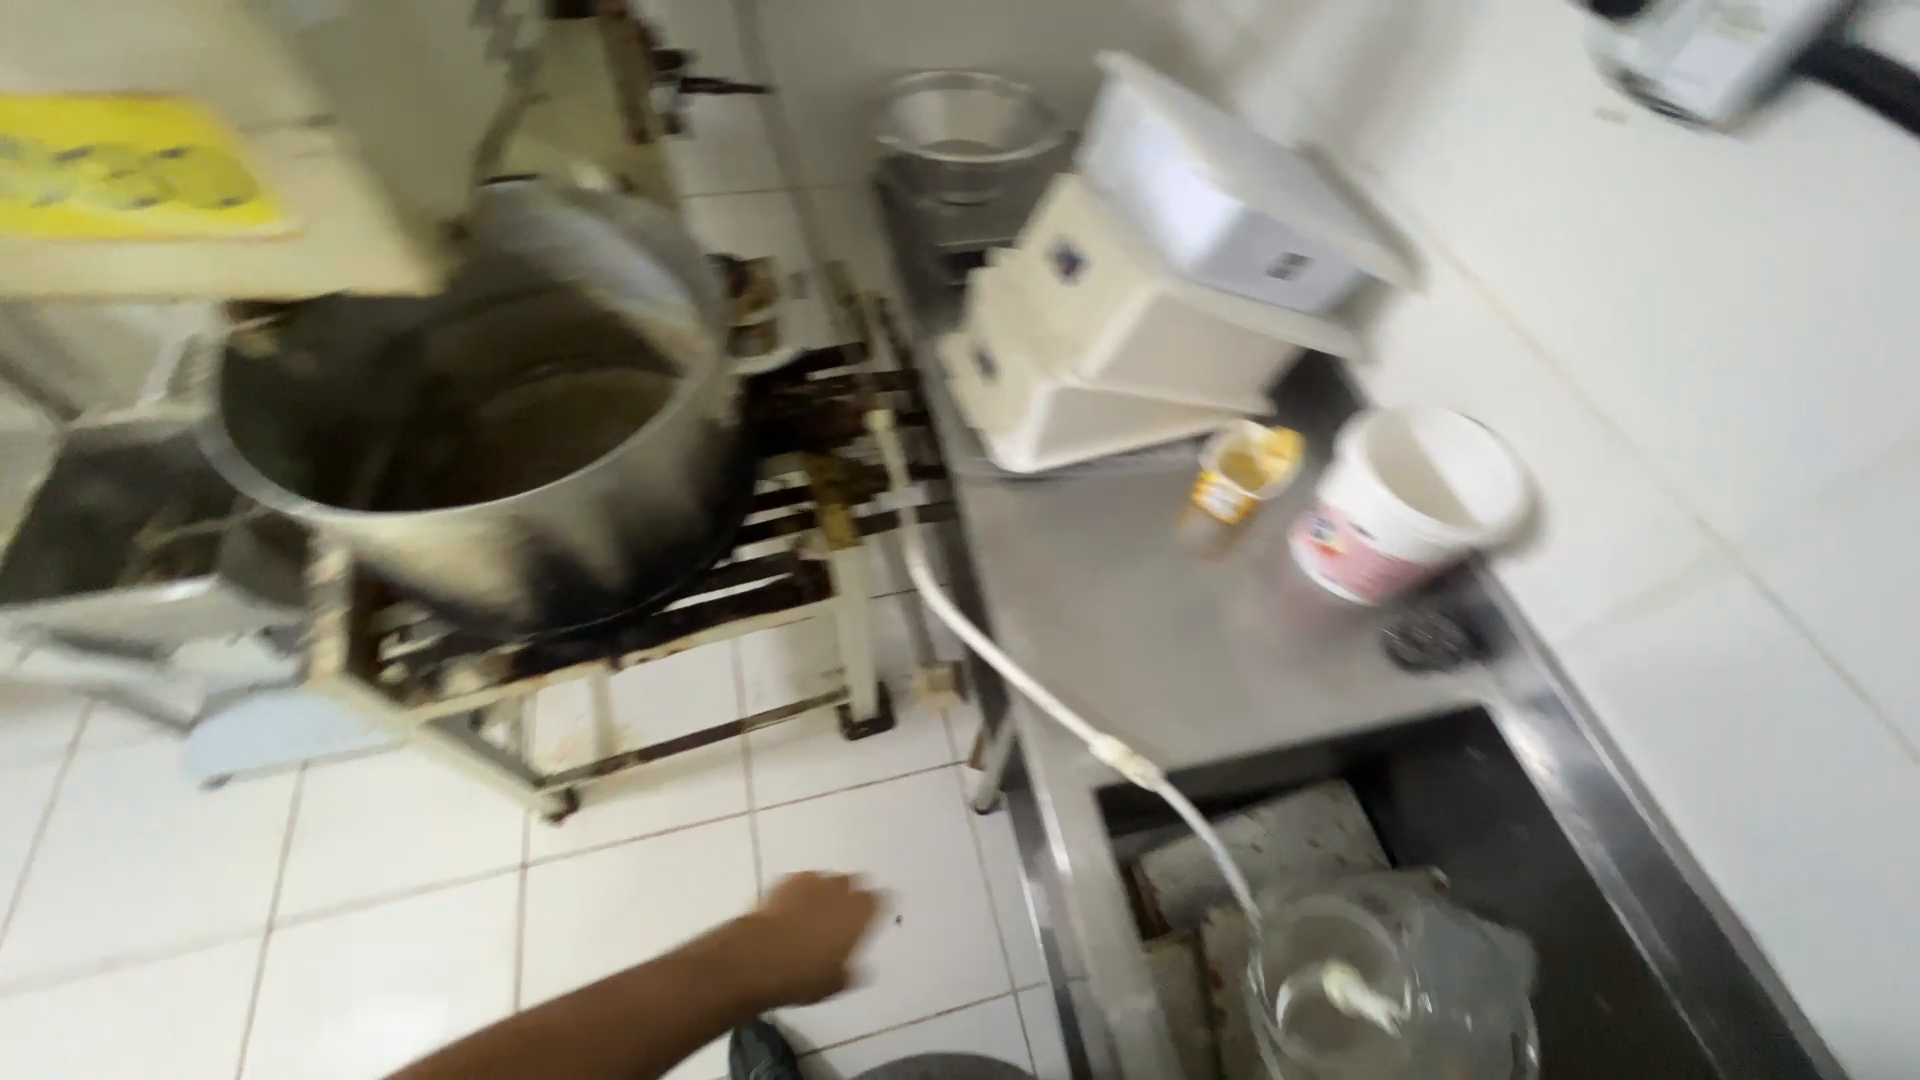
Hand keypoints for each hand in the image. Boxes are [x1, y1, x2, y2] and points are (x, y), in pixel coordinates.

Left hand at [730, 872, 882, 1009]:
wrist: (758, 957)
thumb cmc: (803, 975)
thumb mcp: (835, 983)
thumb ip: (852, 971)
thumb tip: (860, 970)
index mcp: (860, 913)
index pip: (880, 900)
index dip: (875, 909)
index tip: (870, 919)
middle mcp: (842, 889)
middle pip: (855, 884)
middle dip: (850, 897)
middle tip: (840, 918)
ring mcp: (814, 880)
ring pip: (828, 880)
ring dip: (826, 893)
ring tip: (814, 914)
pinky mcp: (788, 879)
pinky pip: (803, 882)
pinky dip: (802, 892)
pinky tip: (793, 910)